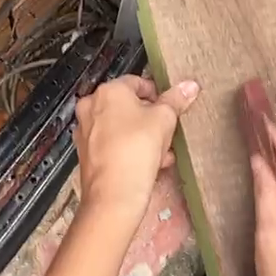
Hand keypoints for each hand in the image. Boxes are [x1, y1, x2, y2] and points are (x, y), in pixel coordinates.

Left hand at [73, 76, 199, 227]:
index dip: (157, 94)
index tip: (170, 107)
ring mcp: (85, 131)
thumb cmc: (136, 150)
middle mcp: (91, 107)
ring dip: (142, 137)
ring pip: (120, 128)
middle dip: (150, 120)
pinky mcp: (86, 154)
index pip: (137, 82)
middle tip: (167, 132)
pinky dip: (129, 151)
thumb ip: (176, 100)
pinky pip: (112, 146)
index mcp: (108, 91)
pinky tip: (148, 165)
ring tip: (161, 153)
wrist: (114, 193)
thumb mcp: (164, 119)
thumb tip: (189, 86)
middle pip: (127, 107)